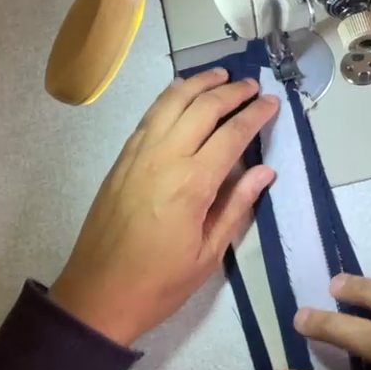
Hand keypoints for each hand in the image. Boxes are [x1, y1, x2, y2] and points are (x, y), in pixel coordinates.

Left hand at [49, 69, 280, 345]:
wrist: (97, 293)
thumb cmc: (159, 282)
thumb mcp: (208, 254)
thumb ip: (236, 206)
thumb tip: (264, 171)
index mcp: (192, 183)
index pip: (232, 134)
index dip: (255, 114)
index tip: (273, 102)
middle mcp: (164, 157)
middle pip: (202, 107)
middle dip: (231, 91)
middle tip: (253, 85)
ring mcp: (138, 153)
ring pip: (171, 102)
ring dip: (198, 84)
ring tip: (220, 76)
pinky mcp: (122, 158)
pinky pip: (150, 115)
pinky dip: (170, 97)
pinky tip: (181, 94)